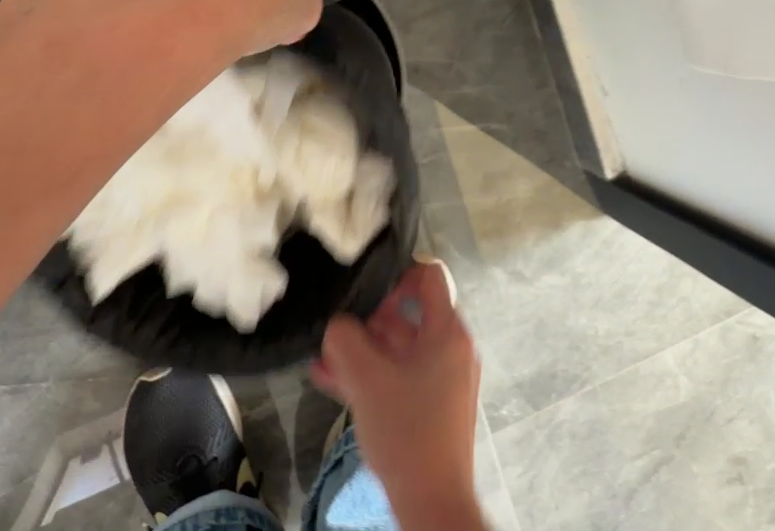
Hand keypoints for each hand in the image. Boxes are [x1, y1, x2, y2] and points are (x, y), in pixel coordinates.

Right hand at [314, 263, 482, 528]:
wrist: (432, 502)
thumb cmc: (406, 431)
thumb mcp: (366, 379)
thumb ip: (344, 340)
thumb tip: (335, 323)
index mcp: (448, 332)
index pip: (430, 275)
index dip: (397, 273)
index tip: (366, 291)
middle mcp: (452, 348)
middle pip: (409, 313)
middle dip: (369, 319)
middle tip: (336, 328)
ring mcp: (443, 378)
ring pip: (399, 348)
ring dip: (363, 349)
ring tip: (323, 355)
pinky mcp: (432, 404)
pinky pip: (400, 375)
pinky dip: (371, 373)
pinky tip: (331, 379)